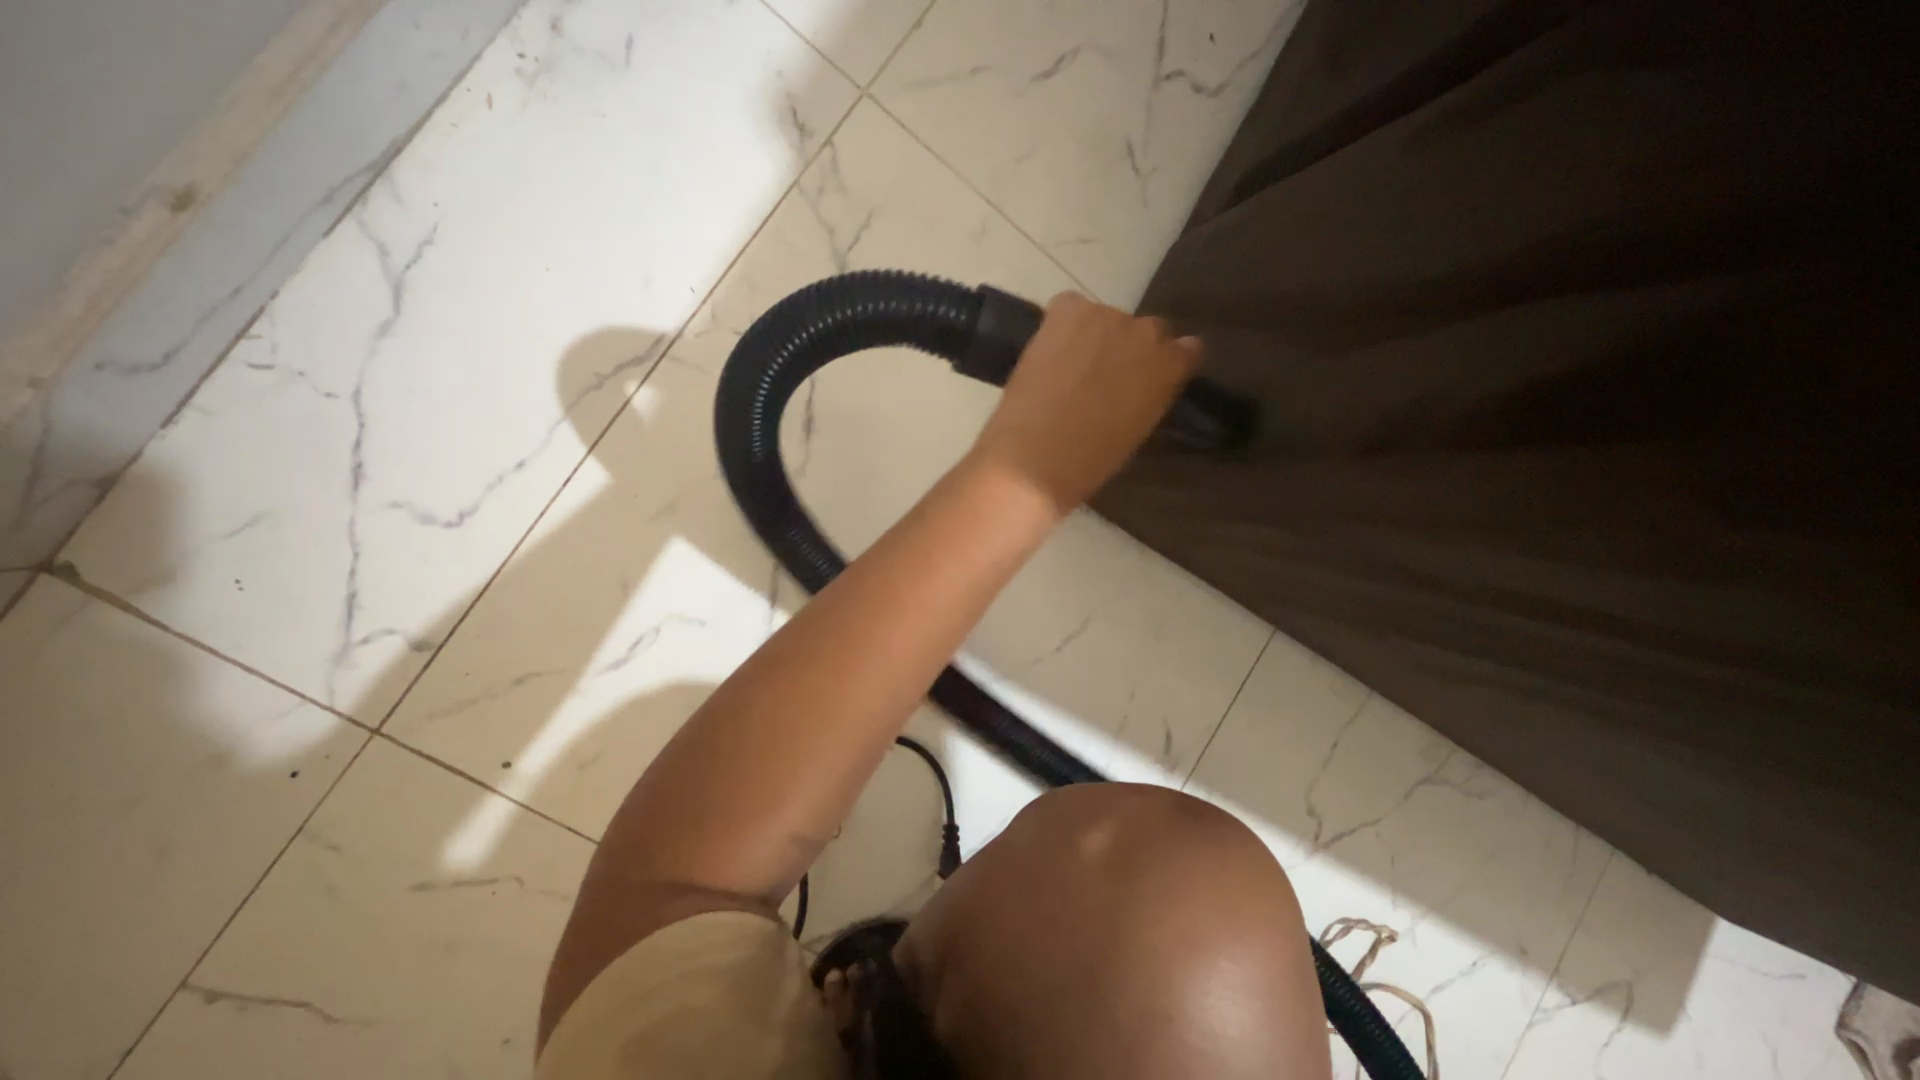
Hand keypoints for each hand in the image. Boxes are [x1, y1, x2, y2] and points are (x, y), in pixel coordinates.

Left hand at [967, 292, 1201, 513]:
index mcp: (1171, 367)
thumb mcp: (1137, 430)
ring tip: (1071, 367)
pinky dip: (1064, 323)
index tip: (1150, 377)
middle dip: (1131, 349)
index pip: (1187, 349)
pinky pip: (1071, 307)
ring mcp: (1106, 316)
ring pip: (1106, 319)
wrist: (1036, 455)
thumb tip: (1142, 385)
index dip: (1166, 362)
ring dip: (1095, 336)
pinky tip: (1052, 349)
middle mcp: (1147, 332)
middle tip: (1106, 376)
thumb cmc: (1090, 459)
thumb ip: (1149, 396)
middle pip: (1147, 330)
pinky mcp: (1067, 310)